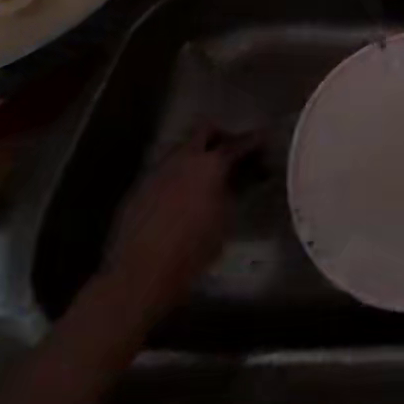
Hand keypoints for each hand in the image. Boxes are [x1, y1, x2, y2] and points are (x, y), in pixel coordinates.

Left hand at [103, 124, 256, 318]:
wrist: (140, 273)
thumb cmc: (192, 250)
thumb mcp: (224, 221)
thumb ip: (231, 192)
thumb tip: (236, 179)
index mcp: (209, 165)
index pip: (237, 144)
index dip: (253, 141)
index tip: (263, 140)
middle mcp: (182, 159)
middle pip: (205, 131)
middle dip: (222, 136)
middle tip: (232, 152)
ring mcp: (158, 170)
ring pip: (181, 148)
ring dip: (197, 154)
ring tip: (206, 176)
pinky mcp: (139, 186)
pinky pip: (165, 170)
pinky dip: (178, 174)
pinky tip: (181, 197)